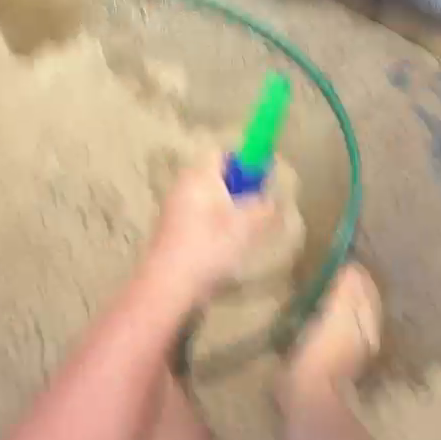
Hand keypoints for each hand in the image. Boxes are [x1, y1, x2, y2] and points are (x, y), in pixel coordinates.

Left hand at [139, 158, 282, 304]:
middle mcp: (183, 185)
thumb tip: (273, 200)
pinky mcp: (169, 231)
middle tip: (255, 209)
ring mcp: (173, 208)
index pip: (222, 153)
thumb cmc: (209, 246)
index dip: (243, 162)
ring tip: (242, 233)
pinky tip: (222, 249)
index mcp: (199, 175)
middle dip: (237, 189)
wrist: (167, 286)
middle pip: (215, 176)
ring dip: (226, 211)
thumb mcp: (247, 225)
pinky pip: (197, 218)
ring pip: (207, 199)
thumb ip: (265, 208)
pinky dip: (211, 227)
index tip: (259, 182)